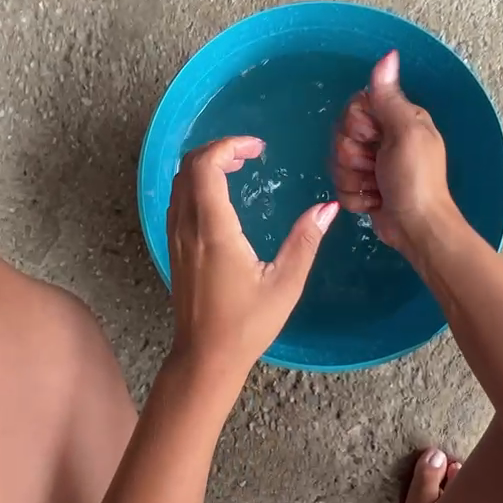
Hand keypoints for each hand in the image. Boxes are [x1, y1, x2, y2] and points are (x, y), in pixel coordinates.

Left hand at [167, 136, 337, 385]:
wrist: (205, 357)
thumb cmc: (246, 325)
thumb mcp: (285, 284)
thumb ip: (305, 241)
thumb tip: (328, 208)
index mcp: (213, 230)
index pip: (206, 166)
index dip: (229, 145)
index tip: (257, 148)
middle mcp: (188, 227)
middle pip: (189, 166)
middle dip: (218, 149)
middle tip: (250, 154)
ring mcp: (176, 237)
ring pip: (179, 182)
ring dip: (206, 165)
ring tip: (238, 168)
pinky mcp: (174, 248)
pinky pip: (178, 201)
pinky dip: (196, 184)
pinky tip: (221, 198)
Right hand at [331, 50, 459, 252]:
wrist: (417, 228)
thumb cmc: (416, 180)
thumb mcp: (405, 132)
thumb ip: (388, 96)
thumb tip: (388, 55)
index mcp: (396, 118)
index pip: (353, 107)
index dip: (357, 126)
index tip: (375, 139)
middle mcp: (384, 137)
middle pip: (341, 136)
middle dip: (354, 157)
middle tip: (378, 167)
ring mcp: (372, 164)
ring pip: (337, 163)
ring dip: (355, 179)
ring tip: (379, 187)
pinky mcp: (363, 187)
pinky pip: (340, 186)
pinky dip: (356, 197)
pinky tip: (375, 200)